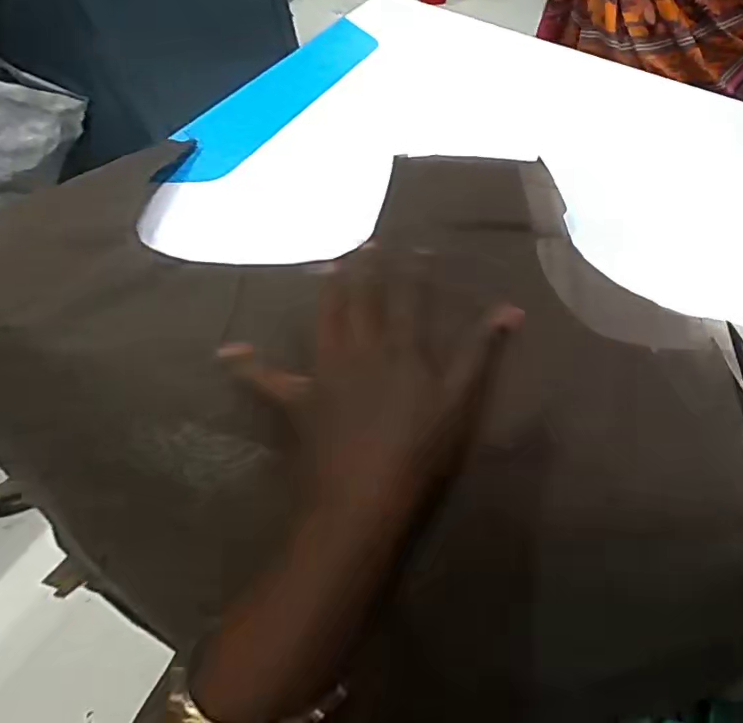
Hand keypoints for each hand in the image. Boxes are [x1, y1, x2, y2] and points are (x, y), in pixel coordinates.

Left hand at [221, 245, 523, 516]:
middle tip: (365, 244)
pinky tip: (230, 350)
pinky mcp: (299, 400)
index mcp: (401, 348)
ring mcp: (326, 372)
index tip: (417, 247)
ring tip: (327, 265)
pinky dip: (249, 365)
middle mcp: (362, 349)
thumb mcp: (460, 400)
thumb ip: (481, 351)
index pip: (410, 298)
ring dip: (328, 291)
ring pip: (326, 320)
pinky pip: (268, 379)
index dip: (414, 271)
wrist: (361, 498)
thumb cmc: (419, 450)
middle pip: (364, 300)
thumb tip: (512, 310)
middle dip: (367, 270)